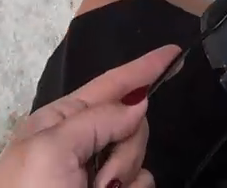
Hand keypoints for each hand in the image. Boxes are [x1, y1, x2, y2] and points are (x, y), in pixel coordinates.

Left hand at [0, 45, 180, 187]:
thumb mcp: (52, 151)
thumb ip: (96, 119)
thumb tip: (138, 104)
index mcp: (56, 123)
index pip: (107, 84)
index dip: (141, 67)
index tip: (175, 51)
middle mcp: (79, 145)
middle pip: (128, 118)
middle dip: (128, 140)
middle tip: (108, 178)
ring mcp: (96, 179)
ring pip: (138, 153)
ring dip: (128, 169)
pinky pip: (142, 183)